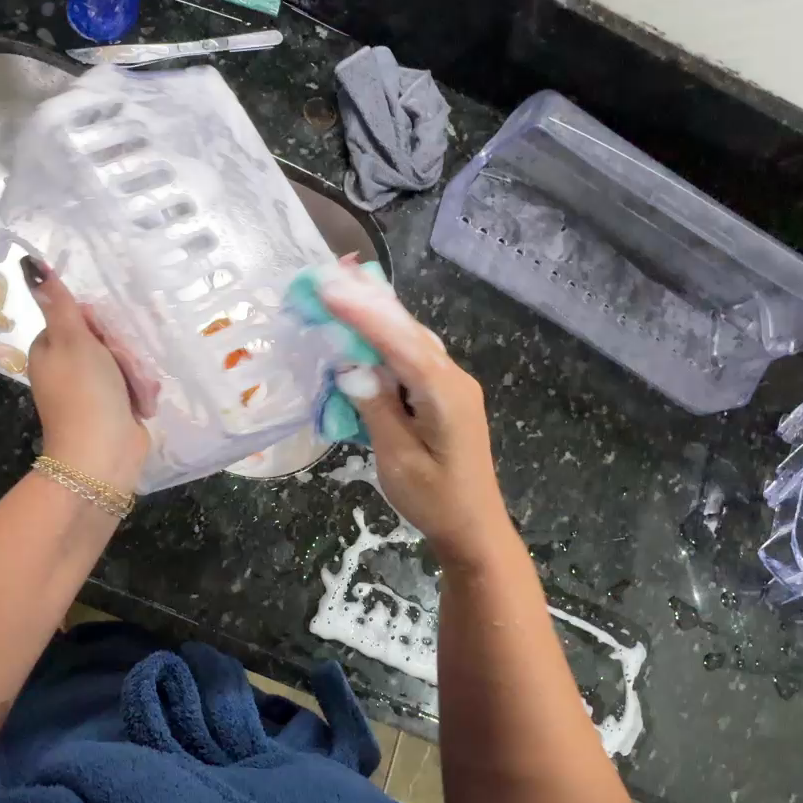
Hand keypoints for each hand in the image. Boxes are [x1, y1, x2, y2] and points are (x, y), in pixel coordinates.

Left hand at [22, 256, 154, 491]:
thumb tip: (28, 262)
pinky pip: (134, 385)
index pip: (82, 316)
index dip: (102, 322)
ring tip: (138, 389)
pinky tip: (143, 402)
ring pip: (125, 361)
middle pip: (107, 338)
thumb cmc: (85, 393)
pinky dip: (141, 392)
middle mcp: (68, 367)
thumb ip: (57, 302)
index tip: (111, 336)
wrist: (101, 455)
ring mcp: (91, 389)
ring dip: (137, 373)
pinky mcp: (113, 407)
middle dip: (125, 351)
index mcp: (49, 348)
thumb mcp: (72, 340)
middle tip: (125, 366)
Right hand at [319, 268, 517, 568]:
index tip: (329, 289)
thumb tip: (352, 367)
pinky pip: (412, 358)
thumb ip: (376, 407)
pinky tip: (366, 327)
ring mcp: (450, 385)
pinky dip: (385, 340)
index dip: (362, 313)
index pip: (399, 342)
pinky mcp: (443, 395)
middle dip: (368, 300)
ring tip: (343, 288)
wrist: (473, 528)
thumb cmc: (435, 500)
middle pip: (407, 331)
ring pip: (410, 340)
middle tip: (331, 273)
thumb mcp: (398, 458)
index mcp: (444, 392)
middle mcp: (452, 378)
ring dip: (376, 315)